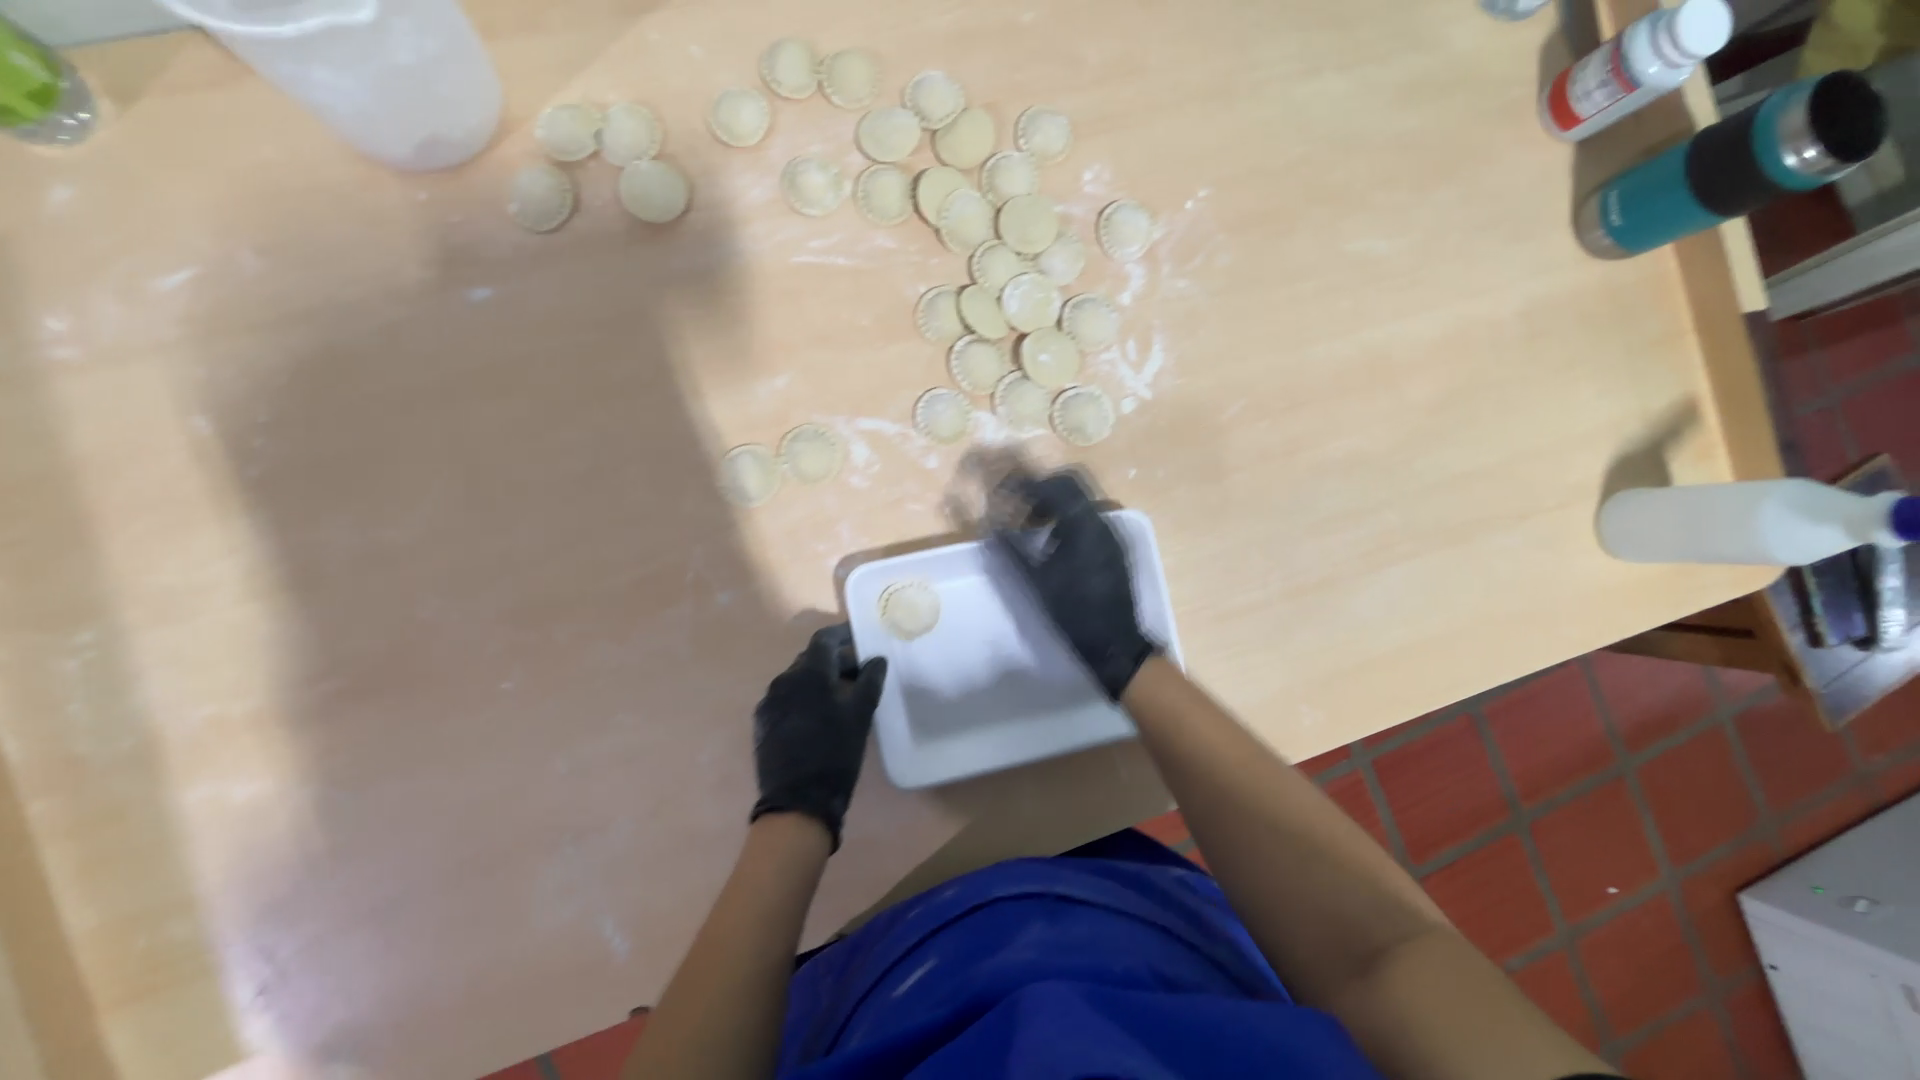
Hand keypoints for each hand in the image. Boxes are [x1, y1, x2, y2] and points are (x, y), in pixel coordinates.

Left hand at [750, 624, 885, 850]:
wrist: (797, 801)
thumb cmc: (835, 753)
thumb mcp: (860, 716)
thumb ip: (869, 681)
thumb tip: (876, 659)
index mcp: (808, 673)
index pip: (824, 639)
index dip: (843, 635)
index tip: (860, 638)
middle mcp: (783, 680)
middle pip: (810, 659)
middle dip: (834, 660)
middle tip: (858, 672)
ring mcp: (769, 702)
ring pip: (797, 680)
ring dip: (818, 681)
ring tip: (841, 696)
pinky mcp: (763, 723)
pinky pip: (786, 699)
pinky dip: (804, 698)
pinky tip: (818, 716)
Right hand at [990, 469, 1158, 699]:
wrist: (1115, 642)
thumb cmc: (1075, 613)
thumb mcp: (1036, 582)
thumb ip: (1011, 550)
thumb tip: (989, 527)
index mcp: (1083, 526)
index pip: (1053, 486)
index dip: (1024, 485)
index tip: (1002, 491)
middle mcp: (1100, 521)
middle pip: (1070, 483)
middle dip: (1041, 487)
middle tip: (1018, 504)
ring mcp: (1109, 533)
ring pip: (1080, 500)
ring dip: (1053, 503)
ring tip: (1030, 525)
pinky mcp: (1112, 546)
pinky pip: (1087, 518)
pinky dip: (1066, 519)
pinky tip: (1051, 543)